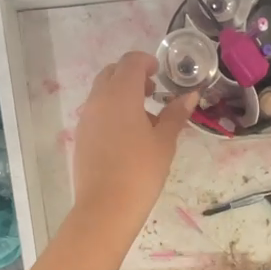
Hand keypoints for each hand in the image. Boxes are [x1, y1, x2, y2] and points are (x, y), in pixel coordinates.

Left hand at [70, 52, 196, 231]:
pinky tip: (127, 136)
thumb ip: (175, 115)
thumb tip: (189, 96)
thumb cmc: (141, 172)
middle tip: (152, 92)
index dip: (146, 61)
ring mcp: (86, 119)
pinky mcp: (81, 137)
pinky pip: (96, 113)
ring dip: (121, 95)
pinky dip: (111, 112)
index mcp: (121, 93)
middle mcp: (98, 99)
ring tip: (143, 118)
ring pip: (102, 93)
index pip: (131, 62)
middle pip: (112, 73)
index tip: (159, 73)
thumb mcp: (164, 142)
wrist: (106, 207)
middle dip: (132, 76)